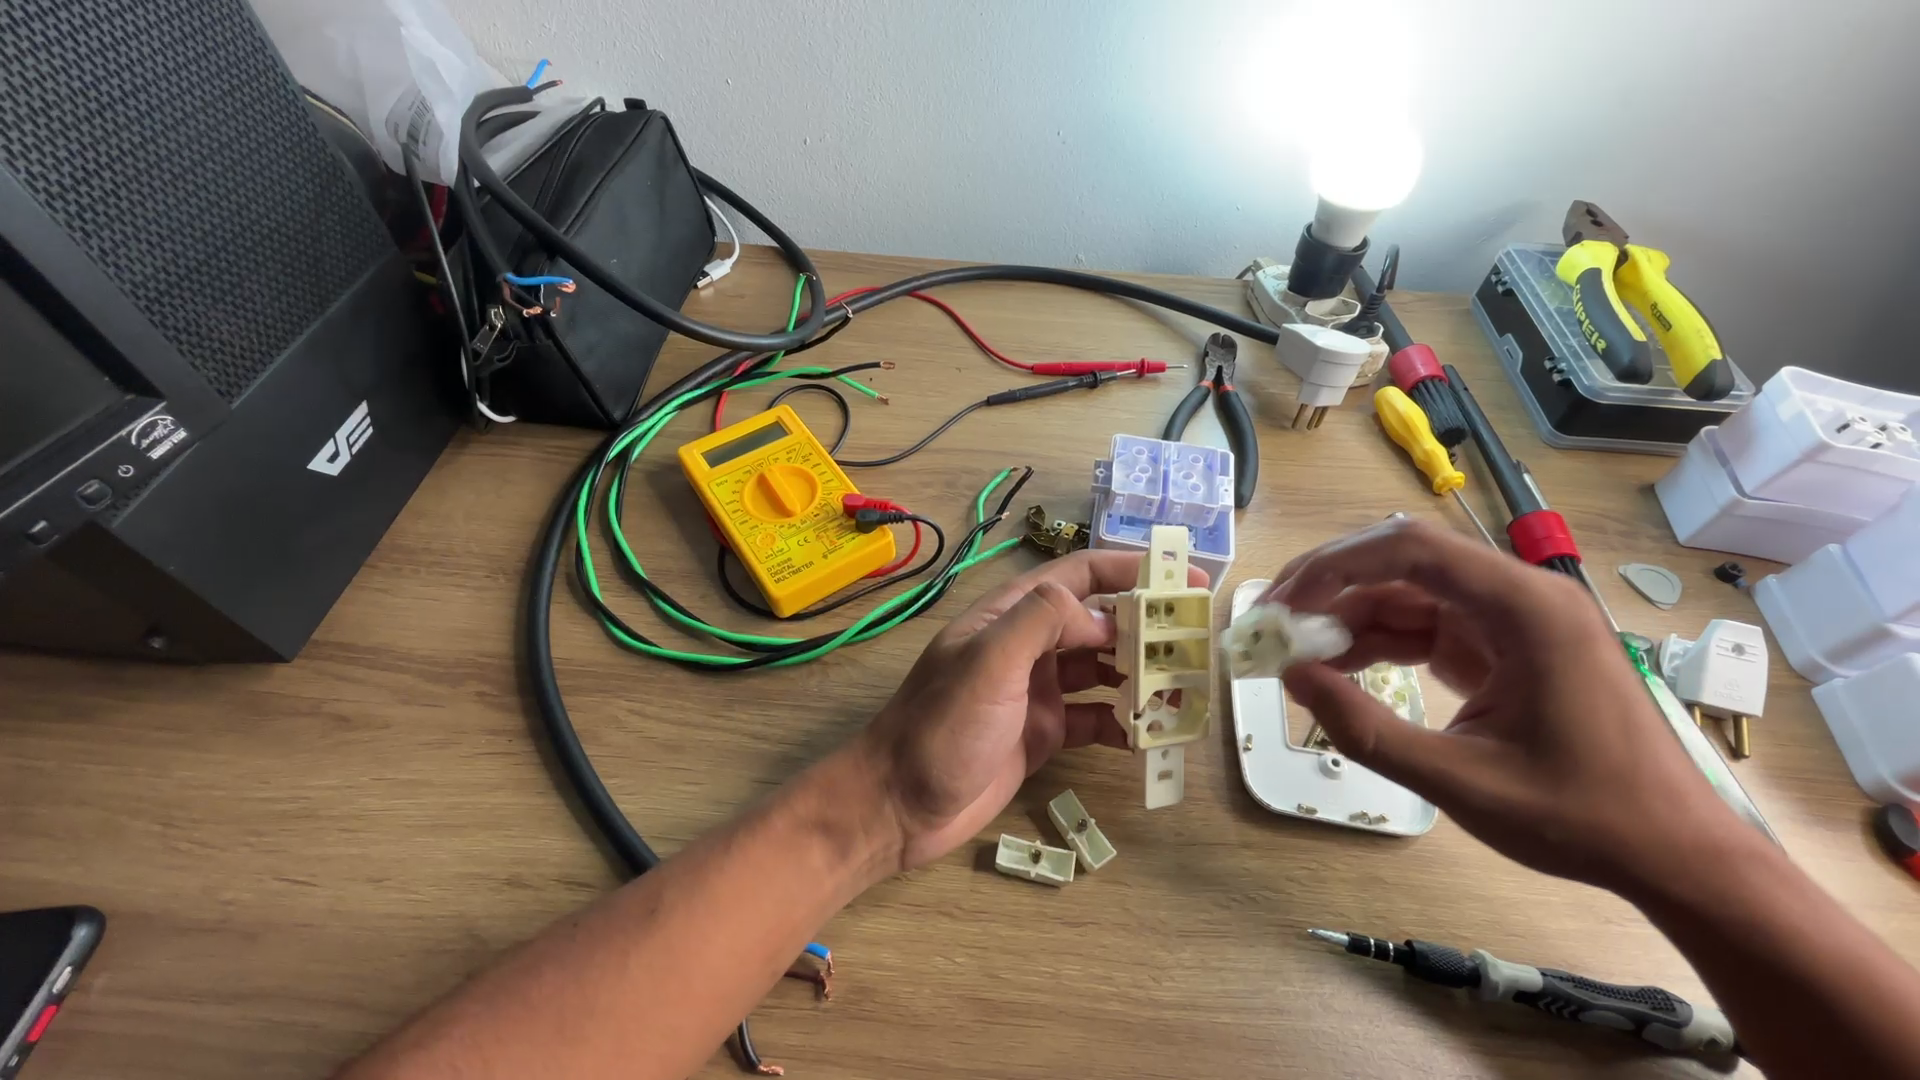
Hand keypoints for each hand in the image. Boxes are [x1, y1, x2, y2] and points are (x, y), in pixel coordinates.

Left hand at [856, 551, 1205, 870]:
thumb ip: (1041, 620)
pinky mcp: (1042, 732)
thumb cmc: (939, 727)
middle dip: (1146, 627)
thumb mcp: (987, 662)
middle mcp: (1027, 646)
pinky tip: (1149, 734)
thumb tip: (1102, 614)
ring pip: (1101, 670)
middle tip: (1196, 644)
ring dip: (1140, 675)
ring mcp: (1035, 691)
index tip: (1188, 580)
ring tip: (1184, 689)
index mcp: (1011, 615)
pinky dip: (1122, 722)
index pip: (1080, 575)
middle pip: (1098, 621)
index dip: (1133, 570)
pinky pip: (1094, 718)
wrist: (899, 805)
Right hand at [1269, 519, 1747, 893]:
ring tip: (1295, 655)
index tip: (1280, 605)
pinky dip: (1378, 645)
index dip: (1333, 567)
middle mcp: (1519, 597)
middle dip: (1330, 589)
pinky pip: (1426, 628)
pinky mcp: (1506, 649)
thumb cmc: (1579, 817)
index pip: (1409, 550)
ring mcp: (1513, 622)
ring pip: (1408, 596)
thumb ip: (1363, 728)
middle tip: (1273, 625)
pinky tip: (1339, 670)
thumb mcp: (1458, 780)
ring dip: (1348, 620)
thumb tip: (1291, 676)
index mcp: (1523, 608)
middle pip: (1403, 564)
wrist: (1677, 857)